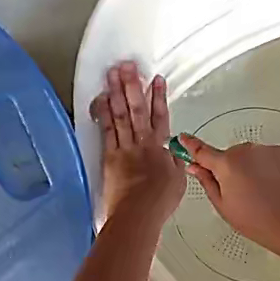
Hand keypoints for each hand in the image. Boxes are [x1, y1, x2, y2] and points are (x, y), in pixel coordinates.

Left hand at [90, 62, 183, 224]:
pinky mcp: (110, 156)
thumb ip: (175, 162)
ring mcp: (124, 148)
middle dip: (133, 85)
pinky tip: (102, 98)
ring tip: (113, 74)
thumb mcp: (178, 181)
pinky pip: (107, 130)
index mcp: (160, 148)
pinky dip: (104, 113)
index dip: (159, 97)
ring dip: (117, 92)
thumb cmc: (159, 202)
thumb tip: (174, 152)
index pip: (161, 117)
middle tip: (128, 66)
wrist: (138, 214)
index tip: (156, 80)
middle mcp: (142, 143)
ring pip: (121, 115)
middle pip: (137, 109)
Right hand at [177, 135, 279, 251]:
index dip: (191, 145)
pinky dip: (271, 169)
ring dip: (253, 169)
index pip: (202, 150)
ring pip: (252, 157)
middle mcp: (246, 150)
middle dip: (232, 170)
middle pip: (231, 156)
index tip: (183, 139)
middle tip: (241, 195)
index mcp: (226, 164)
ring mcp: (267, 150)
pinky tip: (276, 188)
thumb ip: (207, 182)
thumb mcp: (224, 206)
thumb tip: (195, 167)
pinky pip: (270, 157)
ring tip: (263, 195)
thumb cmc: (258, 220)